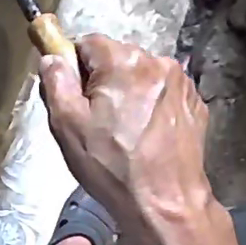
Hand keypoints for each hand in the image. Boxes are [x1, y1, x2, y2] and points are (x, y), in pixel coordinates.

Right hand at [39, 35, 216, 233]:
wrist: (164, 202)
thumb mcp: (67, 125)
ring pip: (139, 76)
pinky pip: (160, 93)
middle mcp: (158, 62)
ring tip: (118, 132)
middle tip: (91, 120)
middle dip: (100, 80)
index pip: (88, 42)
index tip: (69, 94)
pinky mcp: (194, 104)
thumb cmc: (111, 166)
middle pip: (116, 58)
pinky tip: (141, 136)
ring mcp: (181, 83)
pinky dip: (147, 107)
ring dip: (125, 94)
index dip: (73, 66)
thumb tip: (51, 57)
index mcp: (124, 62)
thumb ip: (56, 82)